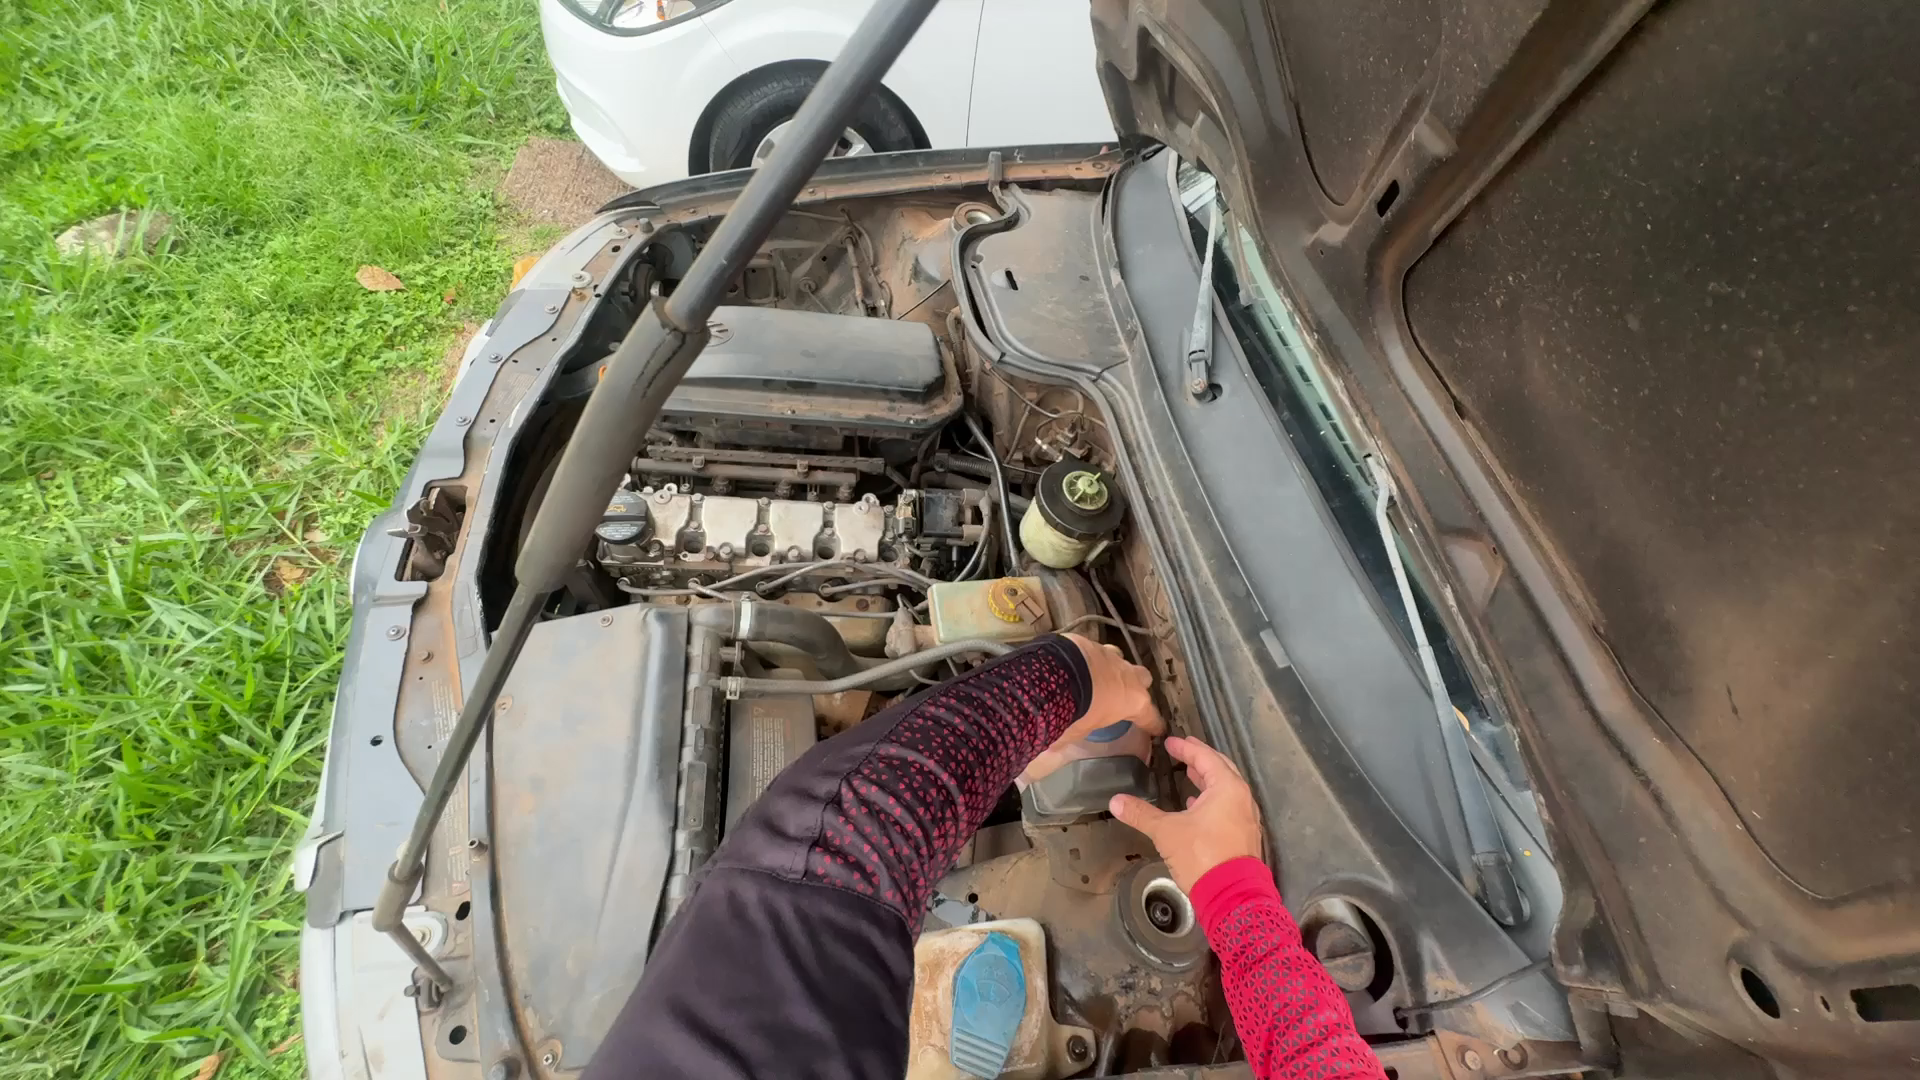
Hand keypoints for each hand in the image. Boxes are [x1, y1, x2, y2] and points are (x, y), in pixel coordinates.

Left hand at [1021, 634, 1165, 785]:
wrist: (1053, 673)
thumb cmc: (1073, 712)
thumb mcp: (1076, 731)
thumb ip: (1076, 732)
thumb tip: (1057, 746)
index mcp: (1133, 701)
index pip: (1151, 717)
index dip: (1153, 725)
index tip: (1156, 730)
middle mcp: (1127, 676)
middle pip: (1143, 679)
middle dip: (1136, 686)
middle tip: (1122, 696)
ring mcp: (1110, 655)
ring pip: (1120, 660)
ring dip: (1112, 669)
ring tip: (1097, 678)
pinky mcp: (1089, 642)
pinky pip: (1094, 651)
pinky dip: (1088, 659)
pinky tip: (1076, 665)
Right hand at [1108, 736, 1263, 892]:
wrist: (1231, 898)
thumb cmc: (1201, 855)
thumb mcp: (1166, 832)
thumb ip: (1141, 813)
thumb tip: (1115, 801)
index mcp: (1226, 788)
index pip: (1205, 758)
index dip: (1186, 749)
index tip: (1170, 742)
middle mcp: (1241, 798)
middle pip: (1221, 768)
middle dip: (1201, 758)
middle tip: (1184, 750)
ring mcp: (1245, 818)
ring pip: (1226, 788)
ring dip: (1208, 779)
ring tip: (1189, 774)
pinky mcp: (1244, 836)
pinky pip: (1228, 806)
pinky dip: (1212, 799)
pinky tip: (1196, 806)